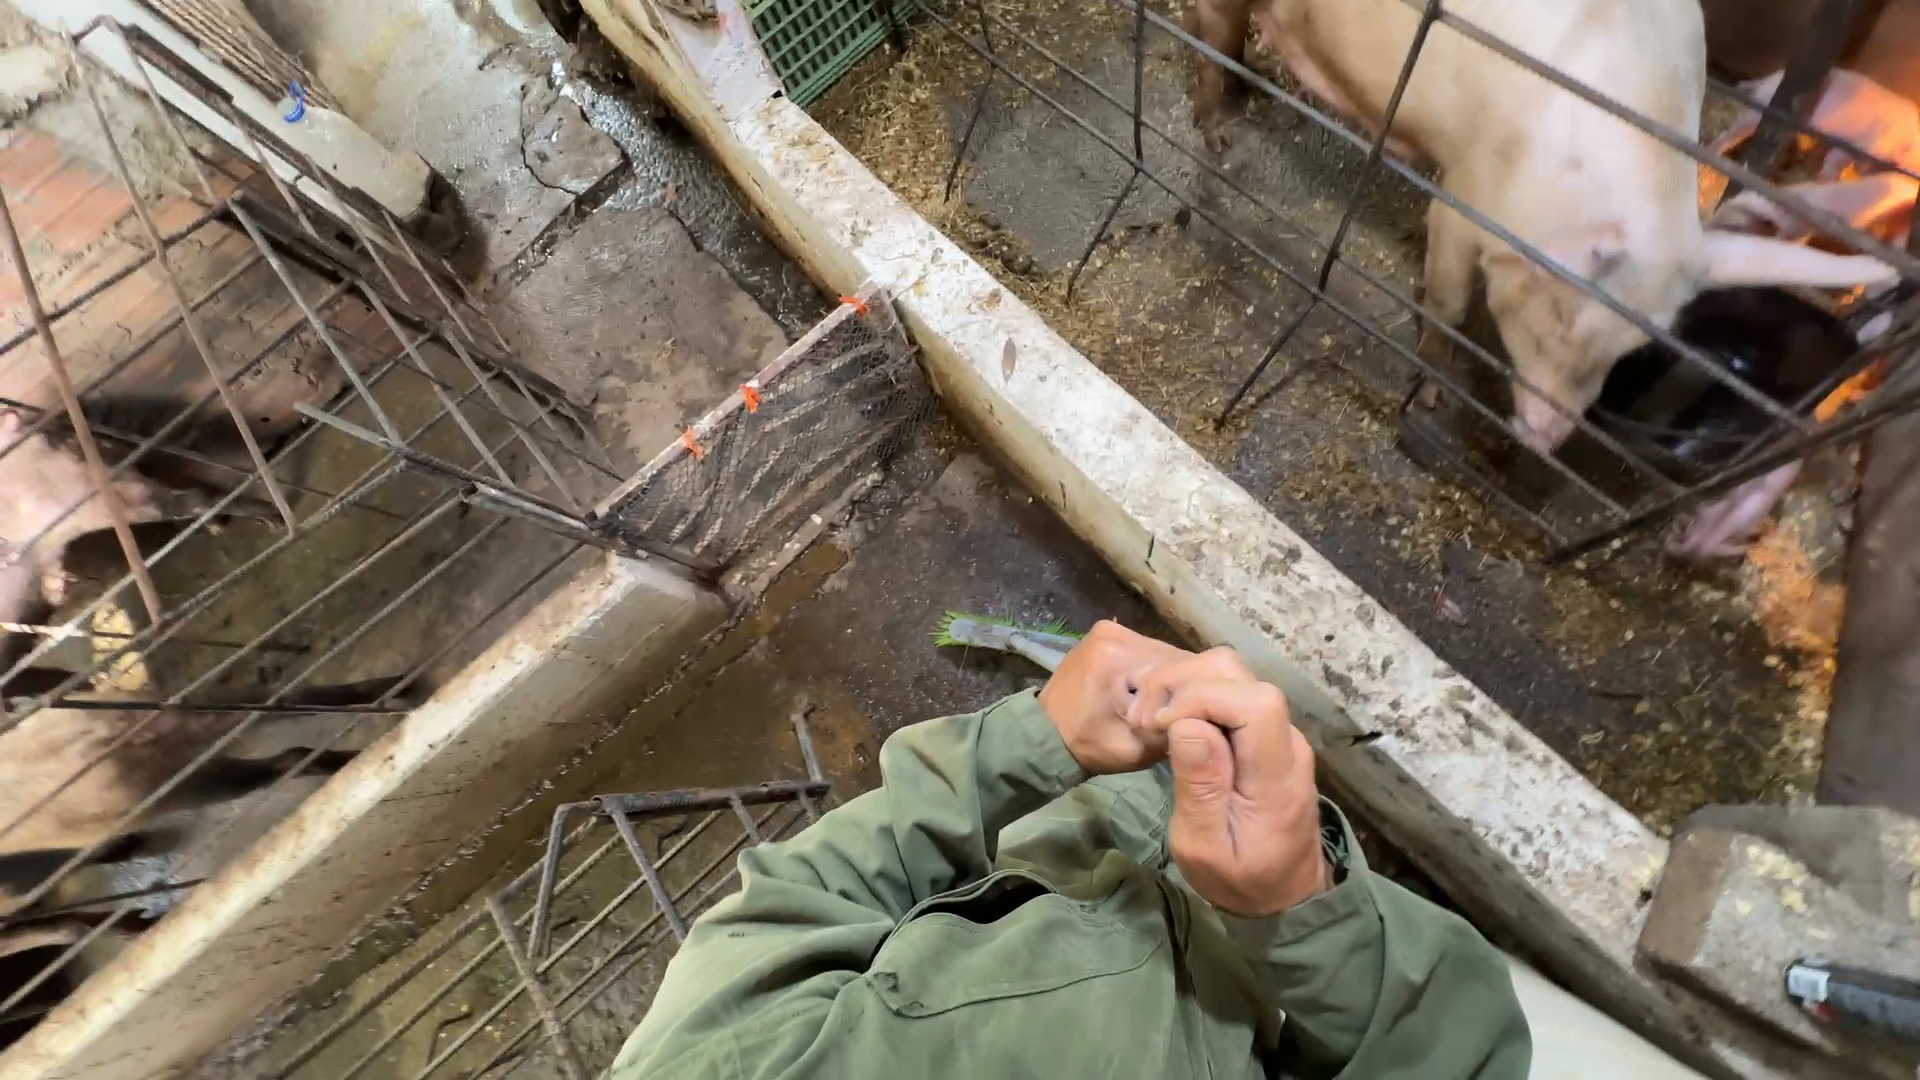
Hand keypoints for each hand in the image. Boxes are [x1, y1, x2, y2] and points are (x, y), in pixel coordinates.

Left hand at [1037, 620, 1188, 774]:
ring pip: (1164, 652)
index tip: (1201, 717)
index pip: (1185, 667)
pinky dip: (1153, 670)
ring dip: (1171, 678)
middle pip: (1175, 657)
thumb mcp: (1138, 748)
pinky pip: (1146, 650)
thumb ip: (1176, 727)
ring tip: (1166, 704)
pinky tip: (1147, 692)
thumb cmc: (1089, 745)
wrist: (1044, 732)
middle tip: (1186, 713)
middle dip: (1185, 685)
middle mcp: (1115, 633)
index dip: (1199, 693)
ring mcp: (1108, 629)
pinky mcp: (1105, 632)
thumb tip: (1211, 714)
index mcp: (1119, 657)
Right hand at [1128, 649, 1327, 917]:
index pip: (1255, 703)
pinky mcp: (1261, 730)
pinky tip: (1166, 719)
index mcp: (1277, 774)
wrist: (1283, 895)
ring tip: (1150, 718)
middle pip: (1238, 675)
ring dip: (1182, 684)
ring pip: (1229, 673)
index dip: (1202, 698)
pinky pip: (1226, 689)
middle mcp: (1285, 741)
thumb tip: (1187, 725)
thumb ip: (1200, 786)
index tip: (1161, 725)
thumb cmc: (1239, 879)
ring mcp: (1276, 731)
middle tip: (1143, 718)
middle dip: (1182, 683)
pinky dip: (1189, 692)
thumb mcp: (1205, 848)